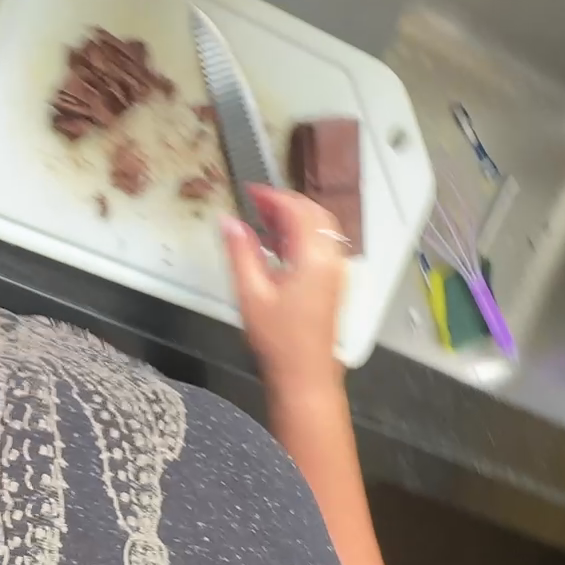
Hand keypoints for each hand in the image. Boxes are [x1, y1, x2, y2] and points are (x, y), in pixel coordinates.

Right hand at [221, 186, 348, 392]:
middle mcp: (331, 259)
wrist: (304, 374)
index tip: (250, 191)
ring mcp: (335, 271)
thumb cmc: (278, 339)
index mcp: (314, 258)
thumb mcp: (251, 293)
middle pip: (315, 214)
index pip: (297, 211)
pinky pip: (320, 245)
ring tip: (262, 219)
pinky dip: (300, 235)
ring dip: (294, 218)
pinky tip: (276, 244)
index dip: (273, 196)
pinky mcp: (332, 282)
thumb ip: (240, 252)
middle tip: (256, 201)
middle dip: (285, 202)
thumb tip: (228, 222)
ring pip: (320, 228)